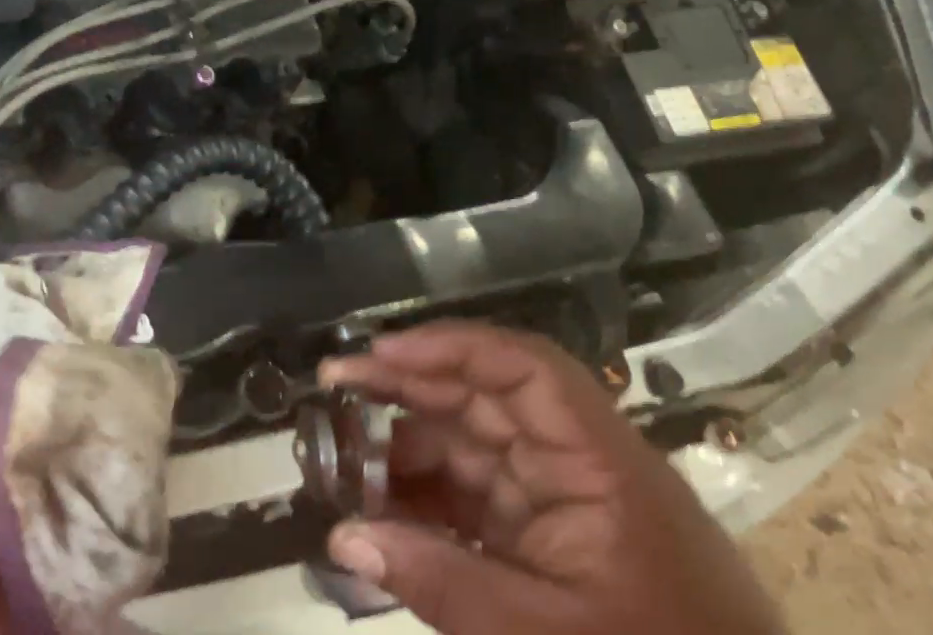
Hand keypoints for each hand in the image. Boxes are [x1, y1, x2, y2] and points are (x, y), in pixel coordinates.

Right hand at [317, 321, 784, 634]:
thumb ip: (440, 583)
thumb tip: (340, 537)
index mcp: (602, 471)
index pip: (527, 372)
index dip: (449, 349)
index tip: (378, 355)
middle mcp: (578, 472)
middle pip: (484, 400)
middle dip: (405, 388)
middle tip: (331, 386)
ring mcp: (560, 510)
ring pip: (468, 449)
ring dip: (403, 449)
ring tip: (337, 462)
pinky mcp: (545, 547)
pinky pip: (470, 501)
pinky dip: (420, 499)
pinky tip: (372, 511)